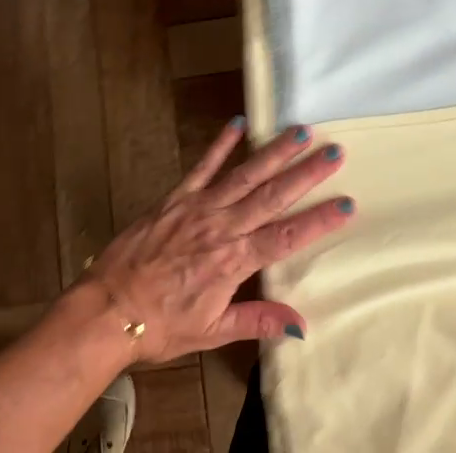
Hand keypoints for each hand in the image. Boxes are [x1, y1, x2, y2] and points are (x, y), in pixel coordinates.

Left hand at [80, 120, 353, 363]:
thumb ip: (256, 320)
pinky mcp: (175, 198)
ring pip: (244, 175)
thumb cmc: (160, 325)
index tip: (347, 203)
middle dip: (306, 174)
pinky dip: (220, 145)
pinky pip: (202, 167)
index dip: (318, 220)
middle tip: (334, 152)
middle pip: (272, 196)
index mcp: (233, 261)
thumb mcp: (211, 331)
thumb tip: (299, 324)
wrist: (107, 309)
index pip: (286, 237)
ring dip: (273, 153)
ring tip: (299, 131)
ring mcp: (198, 209)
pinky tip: (237, 124)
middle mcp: (221, 228)